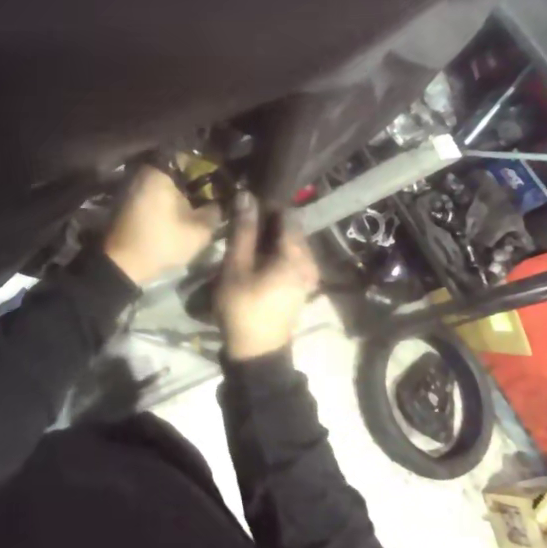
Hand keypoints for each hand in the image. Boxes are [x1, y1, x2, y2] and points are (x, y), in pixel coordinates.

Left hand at [102, 165, 221, 284]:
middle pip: (175, 168)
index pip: (189, 155)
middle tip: (212, 192)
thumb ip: (216, 210)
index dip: (208, 166)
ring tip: (198, 203)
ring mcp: (132, 185)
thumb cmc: (162, 242)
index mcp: (159, 170)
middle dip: (194, 179)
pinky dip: (166, 199)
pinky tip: (179, 212)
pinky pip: (153, 192)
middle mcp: (143, 171)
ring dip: (180, 190)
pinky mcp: (127, 201)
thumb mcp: (200, 230)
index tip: (220, 178)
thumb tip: (221, 200)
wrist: (123, 265)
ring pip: (163, 181)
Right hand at [214, 193, 318, 360]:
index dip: (266, 206)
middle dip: (267, 223)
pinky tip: (254, 259)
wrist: (256, 353)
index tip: (244, 206)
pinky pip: (290, 258)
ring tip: (244, 241)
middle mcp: (310, 261)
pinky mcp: (301, 286)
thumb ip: (243, 230)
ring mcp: (308, 275)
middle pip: (290, 229)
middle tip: (240, 223)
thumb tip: (246, 194)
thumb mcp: (236, 266)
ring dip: (269, 239)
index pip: (287, 214)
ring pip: (289, 244)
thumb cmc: (243, 308)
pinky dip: (274, 253)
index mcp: (297, 255)